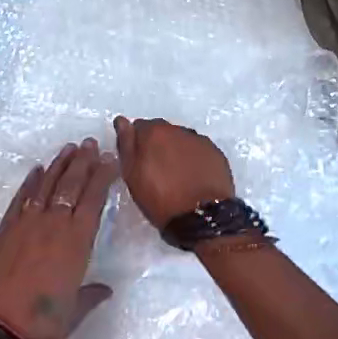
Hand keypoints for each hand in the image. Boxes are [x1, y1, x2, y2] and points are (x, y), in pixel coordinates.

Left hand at [0, 138, 118, 338]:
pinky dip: (30, 183)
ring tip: (69, 149)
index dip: (102, 178)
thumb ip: (91, 295)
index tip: (110, 160)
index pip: (93, 200)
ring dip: (58, 166)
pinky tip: (37, 171)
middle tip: (91, 144)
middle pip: (70, 186)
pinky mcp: (5, 231)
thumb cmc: (43, 323)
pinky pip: (21, 200)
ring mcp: (26, 225)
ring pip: (45, 186)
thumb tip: (105, 289)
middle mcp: (53, 226)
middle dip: (83, 163)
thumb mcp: (75, 311)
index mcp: (77, 242)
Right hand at [112, 116, 234, 228]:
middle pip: (162, 132)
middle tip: (156, 170)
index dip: (137, 144)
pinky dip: (194, 158)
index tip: (138, 162)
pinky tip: (193, 176)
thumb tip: (122, 121)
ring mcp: (199, 140)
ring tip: (176, 175)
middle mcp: (178, 129)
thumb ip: (126, 144)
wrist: (201, 217)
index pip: (138, 127)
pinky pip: (198, 150)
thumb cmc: (159, 198)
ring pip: (181, 140)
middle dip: (157, 145)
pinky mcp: (215, 153)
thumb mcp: (132, 175)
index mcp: (154, 132)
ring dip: (176, 150)